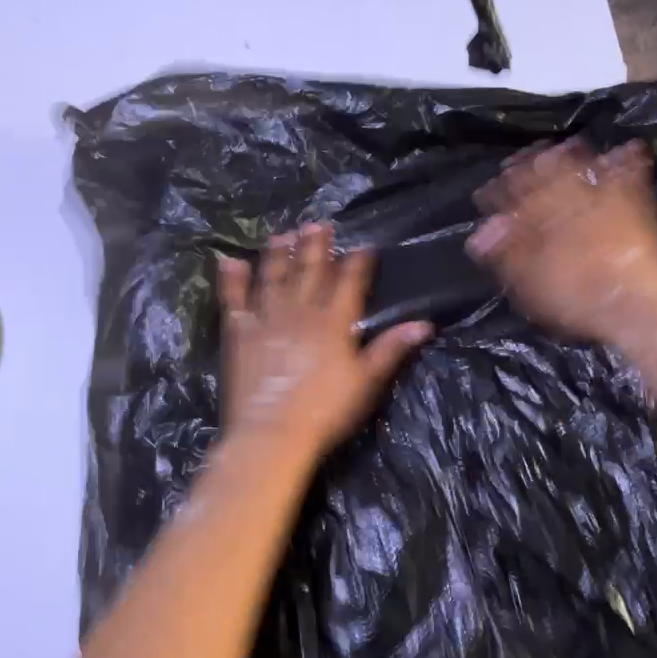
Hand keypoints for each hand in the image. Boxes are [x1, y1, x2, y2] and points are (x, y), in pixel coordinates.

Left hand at [217, 223, 431, 458]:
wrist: (273, 433)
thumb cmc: (326, 410)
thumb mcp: (367, 381)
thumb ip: (392, 349)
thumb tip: (425, 323)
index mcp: (334, 323)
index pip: (350, 283)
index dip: (358, 262)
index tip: (365, 245)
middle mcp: (301, 312)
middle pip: (311, 271)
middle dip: (316, 247)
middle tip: (319, 224)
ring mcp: (267, 320)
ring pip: (274, 277)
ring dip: (279, 254)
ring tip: (284, 234)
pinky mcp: (240, 334)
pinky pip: (235, 300)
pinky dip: (233, 280)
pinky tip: (231, 261)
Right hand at [465, 139, 656, 346]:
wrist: (638, 310)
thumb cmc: (579, 303)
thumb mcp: (532, 285)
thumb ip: (506, 255)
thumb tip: (481, 233)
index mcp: (544, 220)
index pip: (512, 196)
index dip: (497, 191)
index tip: (486, 193)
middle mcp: (572, 201)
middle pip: (544, 172)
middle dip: (527, 165)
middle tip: (515, 162)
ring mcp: (607, 199)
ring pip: (581, 165)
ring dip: (568, 154)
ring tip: (560, 147)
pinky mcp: (637, 205)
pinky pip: (629, 172)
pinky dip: (625, 158)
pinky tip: (627, 148)